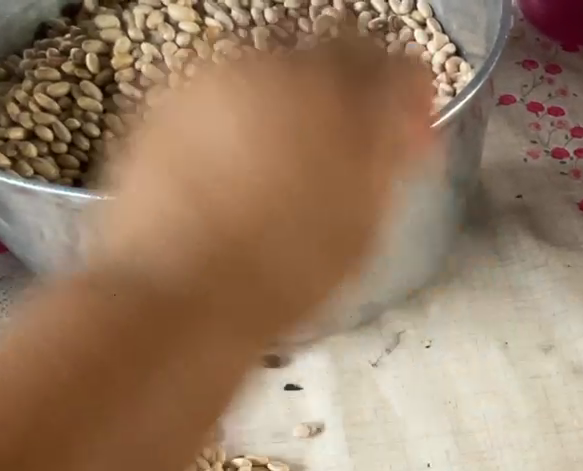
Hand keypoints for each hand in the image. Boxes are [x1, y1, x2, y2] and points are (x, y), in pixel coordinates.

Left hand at [91, 38, 433, 339]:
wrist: (181, 293)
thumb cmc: (288, 273)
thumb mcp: (363, 225)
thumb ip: (389, 159)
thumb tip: (407, 121)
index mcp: (340, 96)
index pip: (394, 67)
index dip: (410, 99)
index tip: (412, 137)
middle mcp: (278, 67)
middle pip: (332, 65)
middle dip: (351, 105)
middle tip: (355, 164)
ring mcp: (217, 78)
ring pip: (277, 82)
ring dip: (297, 116)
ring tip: (296, 182)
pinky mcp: (170, 103)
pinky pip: (228, 104)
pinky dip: (248, 130)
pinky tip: (246, 184)